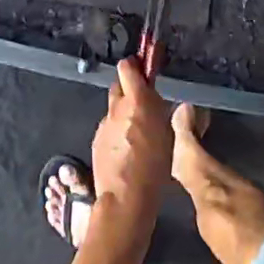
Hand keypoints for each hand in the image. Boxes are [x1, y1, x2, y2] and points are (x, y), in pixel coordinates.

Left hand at [90, 57, 173, 245]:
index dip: (135, 64)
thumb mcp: (168, 132)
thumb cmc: (156, 165)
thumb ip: (158, 110)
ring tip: (136, 133)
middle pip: (119, 86)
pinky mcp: (96, 141)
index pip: (128, 67)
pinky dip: (116, 132)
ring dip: (123, 113)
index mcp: (138, 101)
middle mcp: (117, 109)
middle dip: (129, 90)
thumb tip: (153, 100)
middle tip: (143, 102)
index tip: (143, 66)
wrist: (126, 198)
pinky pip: (108, 128)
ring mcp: (103, 125)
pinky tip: (126, 149)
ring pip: (113, 109)